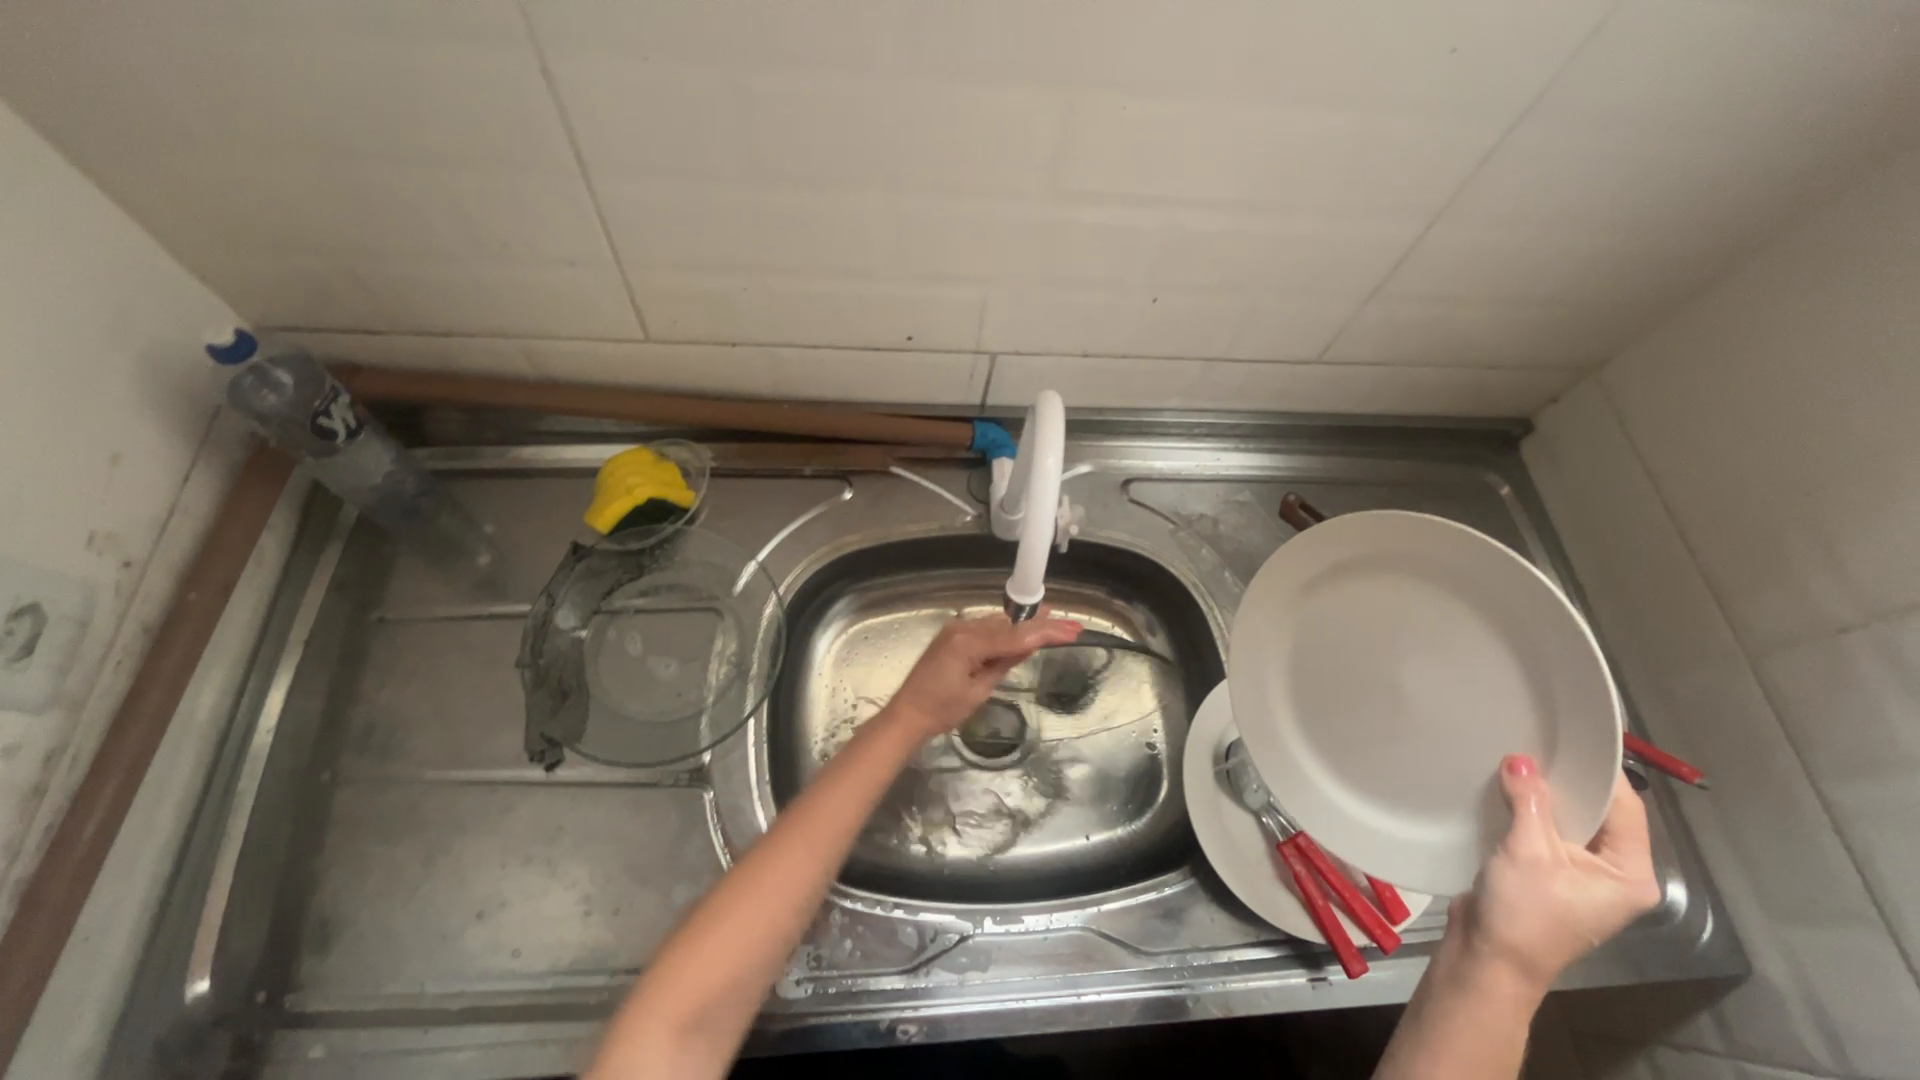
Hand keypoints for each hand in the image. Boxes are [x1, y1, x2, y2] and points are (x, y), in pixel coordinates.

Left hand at [882, 614, 1081, 739]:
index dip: (1046, 632)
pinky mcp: (953, 634)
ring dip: (1026, 625)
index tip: (1071, 630)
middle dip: (1041, 626)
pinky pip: (986, 628)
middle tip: (1071, 626)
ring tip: (1056, 623)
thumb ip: (1004, 663)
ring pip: (999, 623)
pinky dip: (1007, 630)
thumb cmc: (942, 710)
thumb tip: (1028, 646)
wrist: (907, 713)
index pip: (1016, 635)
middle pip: (1010, 625)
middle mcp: (962, 628)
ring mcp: (956, 628)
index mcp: (968, 642)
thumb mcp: (979, 691)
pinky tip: (1025, 628)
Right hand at [1446, 755, 1661, 996]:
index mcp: (1630, 874)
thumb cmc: (1523, 912)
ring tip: (1515, 762)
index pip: (1625, 808)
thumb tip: (1521, 759)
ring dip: (1542, 798)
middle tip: (1536, 744)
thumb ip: (1529, 802)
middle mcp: (1613, 874)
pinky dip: (1527, 814)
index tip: (1570, 738)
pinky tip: (1503, 793)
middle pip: (1597, 813)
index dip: (1599, 772)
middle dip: (1565, 781)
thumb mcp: (1528, 852)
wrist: (1487, 960)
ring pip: (1567, 822)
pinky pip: (1544, 834)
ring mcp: (1579, 877)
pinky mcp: (1546, 876)